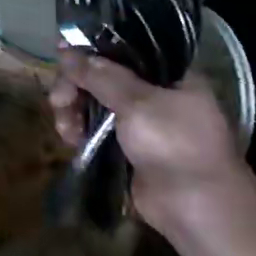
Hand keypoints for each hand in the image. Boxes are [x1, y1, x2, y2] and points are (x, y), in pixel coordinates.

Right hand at [48, 50, 255, 235]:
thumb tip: (66, 50)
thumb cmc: (176, 144)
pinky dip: (81, 132)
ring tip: (66, 130)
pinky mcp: (129, 149)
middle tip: (58, 101)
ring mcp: (142, 122)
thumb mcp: (138, 103)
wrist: (197, 207)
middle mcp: (156, 92)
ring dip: (74, 111)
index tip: (63, 59)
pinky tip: (71, 140)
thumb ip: (100, 75)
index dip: (90, 52)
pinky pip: (98, 131)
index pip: (122, 49)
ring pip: (96, 104)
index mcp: (169, 72)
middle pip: (103, 77)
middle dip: (76, 86)